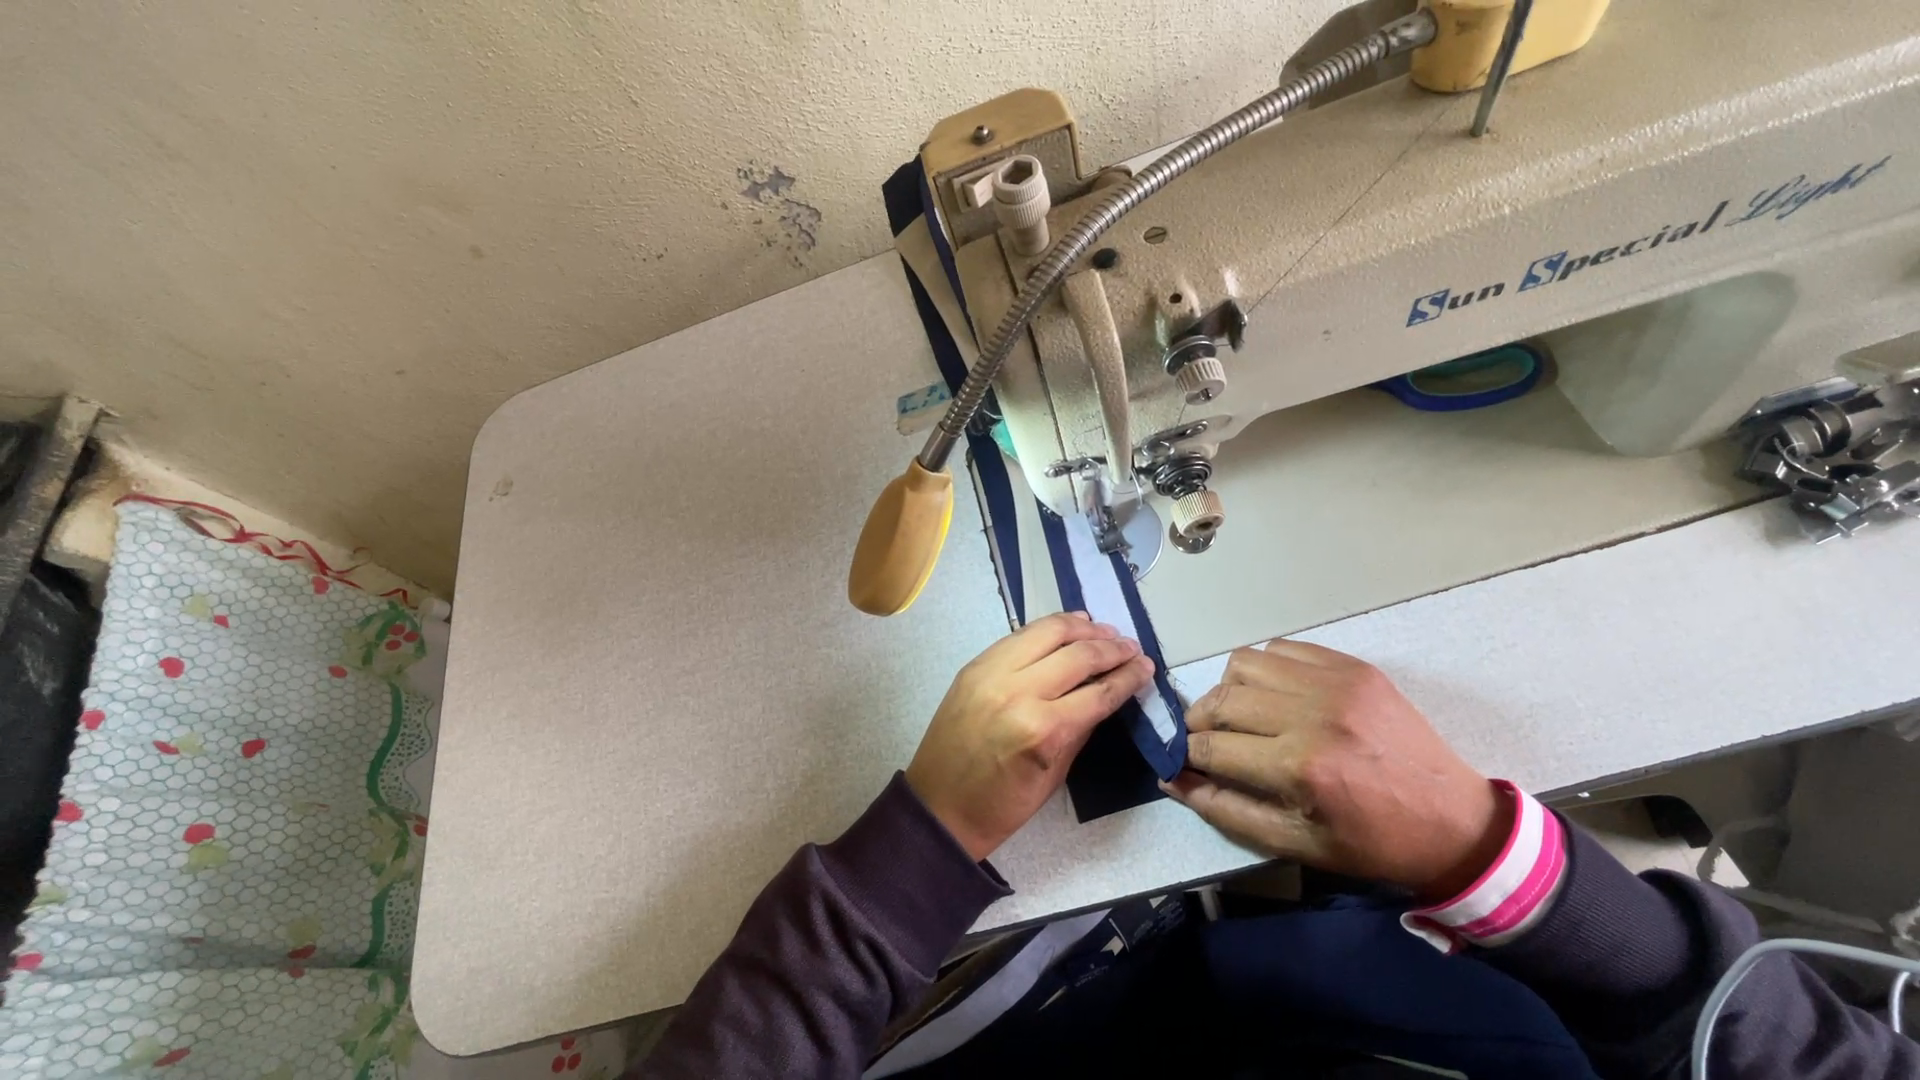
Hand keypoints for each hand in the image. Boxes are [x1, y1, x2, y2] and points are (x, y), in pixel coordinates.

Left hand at [906, 612, 1155, 860]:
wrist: (938, 808)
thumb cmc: (1001, 805)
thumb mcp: (1054, 775)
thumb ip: (1082, 727)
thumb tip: (1108, 693)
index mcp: (1042, 729)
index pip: (1098, 692)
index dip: (1128, 677)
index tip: (1147, 666)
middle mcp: (1018, 691)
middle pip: (1076, 654)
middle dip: (1110, 648)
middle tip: (1131, 646)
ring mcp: (991, 673)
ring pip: (1045, 632)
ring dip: (1080, 628)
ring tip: (1103, 630)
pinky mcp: (974, 666)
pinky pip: (1017, 637)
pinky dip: (1045, 630)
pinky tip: (1065, 628)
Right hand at [1164, 640, 1509, 898]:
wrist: (1454, 821)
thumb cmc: (1371, 842)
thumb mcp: (1294, 842)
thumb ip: (1225, 809)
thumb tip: (1172, 779)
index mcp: (1300, 767)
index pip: (1212, 746)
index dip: (1187, 754)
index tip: (1181, 761)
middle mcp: (1312, 716)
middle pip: (1222, 699)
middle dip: (1198, 721)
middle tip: (1203, 739)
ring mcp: (1335, 683)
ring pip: (1245, 663)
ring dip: (1229, 689)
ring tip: (1241, 715)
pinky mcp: (1353, 667)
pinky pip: (1283, 649)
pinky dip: (1265, 670)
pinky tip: (1275, 696)